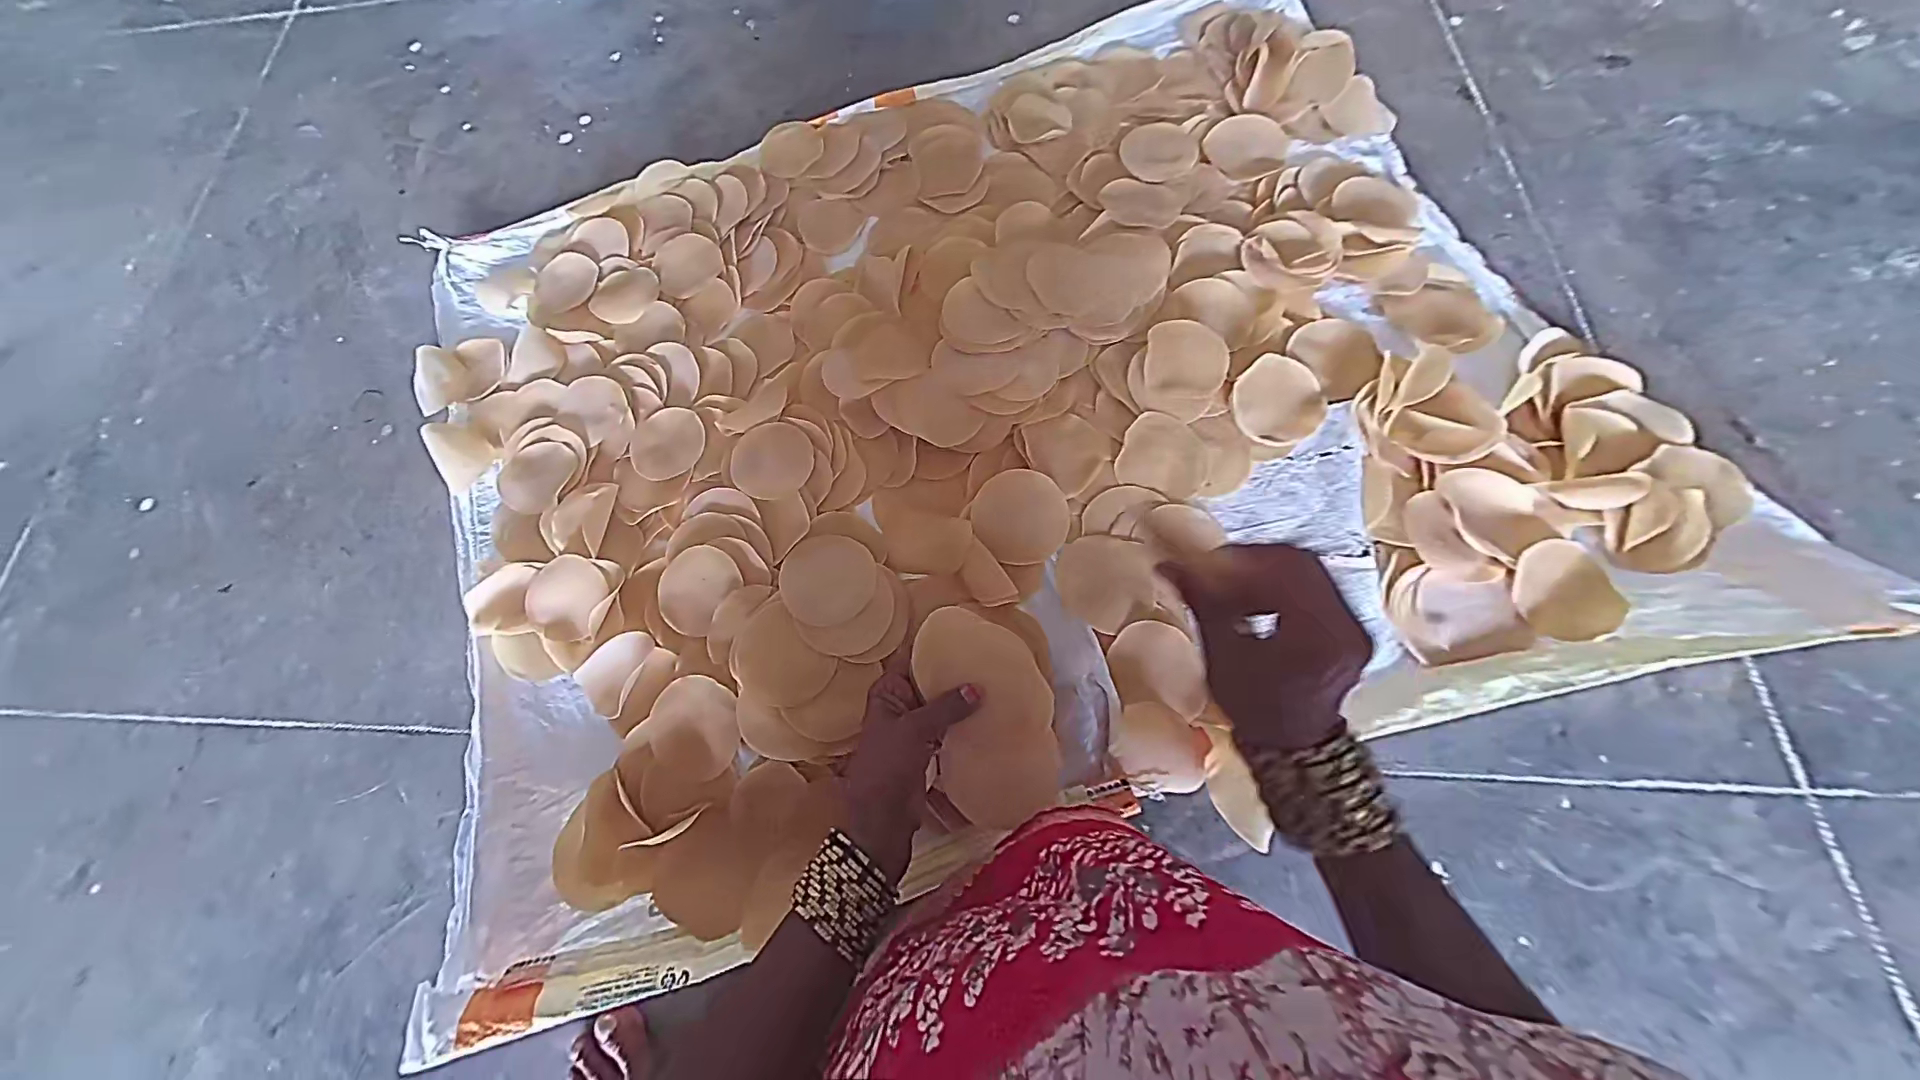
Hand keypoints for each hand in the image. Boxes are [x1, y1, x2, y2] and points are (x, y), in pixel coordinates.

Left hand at [838, 658, 980, 881]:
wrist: (880, 825)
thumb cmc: (885, 770)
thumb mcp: (914, 731)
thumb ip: (944, 708)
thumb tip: (977, 687)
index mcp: (887, 693)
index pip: (910, 658)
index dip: (931, 645)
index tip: (961, 632)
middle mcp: (899, 707)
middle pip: (927, 681)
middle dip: (952, 673)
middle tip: (986, 657)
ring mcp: (913, 730)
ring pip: (939, 707)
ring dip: (960, 700)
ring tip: (992, 682)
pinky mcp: (926, 752)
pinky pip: (947, 730)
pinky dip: (963, 724)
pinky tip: (987, 716)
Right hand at [1158, 543, 1372, 751]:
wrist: (1290, 742)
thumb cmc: (1254, 707)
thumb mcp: (1223, 656)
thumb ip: (1203, 604)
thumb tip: (1170, 567)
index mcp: (1321, 637)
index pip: (1285, 573)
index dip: (1242, 559)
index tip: (1206, 561)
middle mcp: (1349, 628)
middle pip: (1300, 565)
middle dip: (1253, 559)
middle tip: (1216, 565)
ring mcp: (1354, 626)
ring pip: (1308, 572)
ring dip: (1266, 569)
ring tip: (1230, 579)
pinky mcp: (1349, 626)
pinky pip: (1314, 586)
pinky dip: (1281, 582)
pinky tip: (1253, 593)